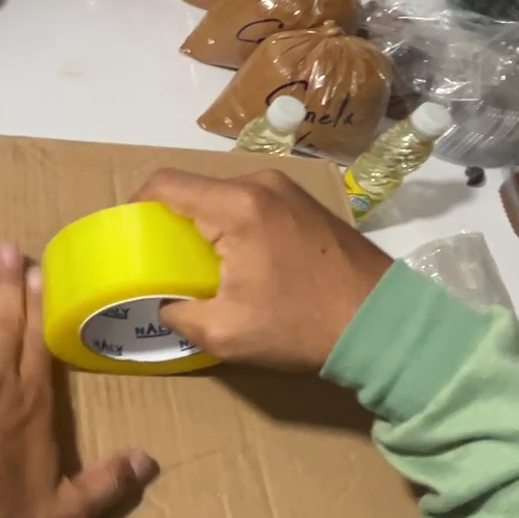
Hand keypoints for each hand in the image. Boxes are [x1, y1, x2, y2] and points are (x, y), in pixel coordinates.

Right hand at [133, 169, 393, 372]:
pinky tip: (243, 260)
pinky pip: (252, 203)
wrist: (387, 325)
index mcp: (236, 207)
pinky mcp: (306, 202)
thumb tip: (165, 303)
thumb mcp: (226, 333)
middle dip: (173, 220)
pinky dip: (235, 225)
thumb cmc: (302, 326)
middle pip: (195, 189)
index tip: (132, 233)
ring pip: (224, 196)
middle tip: (167, 259)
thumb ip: (180, 314)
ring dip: (207, 224)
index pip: (166, 184)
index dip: (137, 203)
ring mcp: (288, 189)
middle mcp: (260, 184)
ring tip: (206, 264)